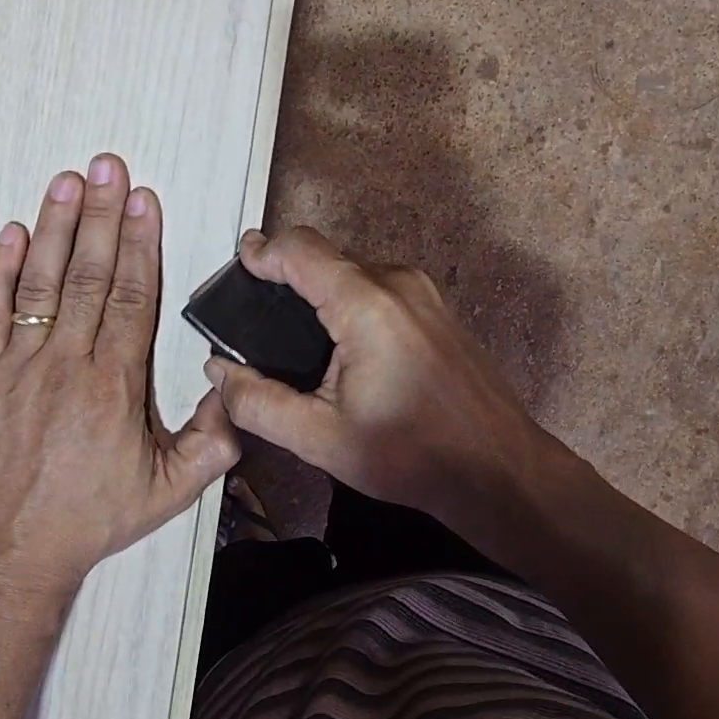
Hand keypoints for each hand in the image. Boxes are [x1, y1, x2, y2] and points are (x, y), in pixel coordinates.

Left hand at [0, 154, 239, 592]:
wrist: (14, 552)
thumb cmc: (93, 517)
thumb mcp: (170, 490)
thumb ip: (213, 441)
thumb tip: (236, 394)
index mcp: (114, 384)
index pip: (131, 296)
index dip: (139, 242)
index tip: (143, 201)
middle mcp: (67, 365)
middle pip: (89, 274)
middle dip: (102, 215)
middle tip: (108, 167)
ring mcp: (19, 367)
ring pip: (42, 283)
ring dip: (57, 228)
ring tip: (67, 182)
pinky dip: (0, 271)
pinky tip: (13, 234)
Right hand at [206, 227, 578, 520]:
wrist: (499, 469)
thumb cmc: (413, 454)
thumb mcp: (321, 439)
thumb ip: (259, 403)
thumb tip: (219, 372)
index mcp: (367, 305)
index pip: (302, 249)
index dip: (262, 251)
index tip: (236, 266)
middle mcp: (396, 283)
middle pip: (325, 256)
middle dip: (285, 274)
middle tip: (253, 310)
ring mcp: (421, 292)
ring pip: (351, 270)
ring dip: (317, 289)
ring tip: (287, 331)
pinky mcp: (433, 307)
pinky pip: (375, 286)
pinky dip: (345, 299)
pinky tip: (334, 344)